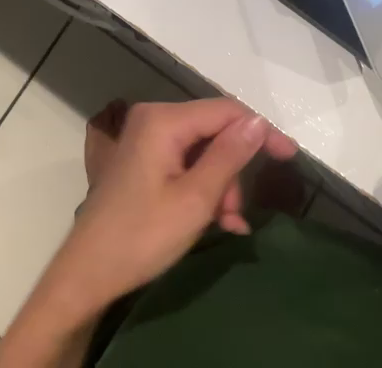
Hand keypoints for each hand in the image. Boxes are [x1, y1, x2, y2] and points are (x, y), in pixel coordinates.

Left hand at [43, 99, 295, 313]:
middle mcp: (152, 119)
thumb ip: (229, 156)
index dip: (261, 131)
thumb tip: (258, 121)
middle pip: (213, 131)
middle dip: (233, 172)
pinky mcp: (142, 160)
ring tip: (224, 224)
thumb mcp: (195, 199)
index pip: (225, 111)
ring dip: (220, 186)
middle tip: (235, 214)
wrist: (89, 271)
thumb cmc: (143, 235)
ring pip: (203, 151)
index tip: (291, 158)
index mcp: (162, 120)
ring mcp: (145, 139)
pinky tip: (216, 221)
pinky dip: (203, 189)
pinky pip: (185, 163)